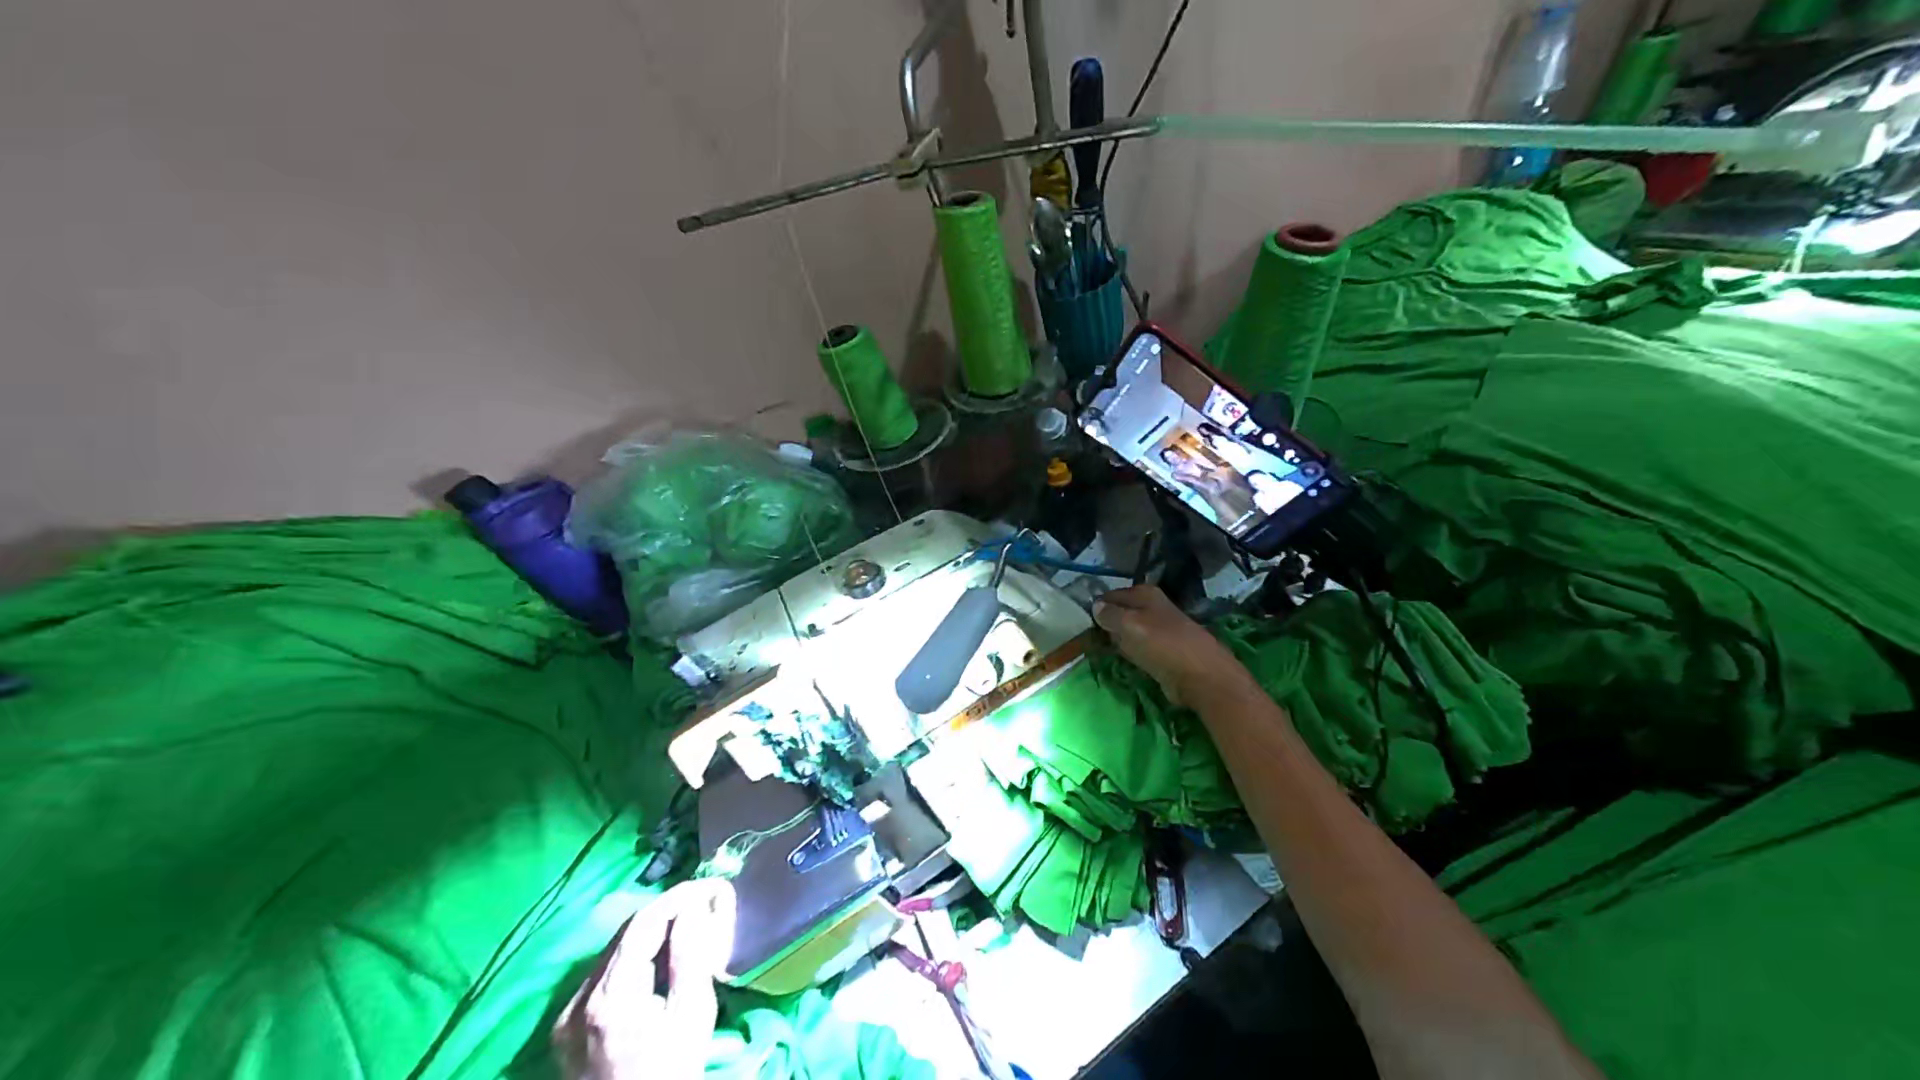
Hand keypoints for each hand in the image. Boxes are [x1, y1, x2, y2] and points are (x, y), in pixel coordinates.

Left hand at [553, 879, 736, 1079]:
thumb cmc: (671, 1077)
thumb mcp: (692, 1017)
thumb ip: (691, 956)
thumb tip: (696, 905)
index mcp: (611, 999)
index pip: (643, 925)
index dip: (677, 899)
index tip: (709, 886)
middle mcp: (578, 1001)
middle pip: (624, 935)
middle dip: (665, 912)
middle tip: (702, 901)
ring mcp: (566, 1017)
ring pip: (612, 952)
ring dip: (650, 933)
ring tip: (686, 924)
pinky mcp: (564, 1030)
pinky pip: (603, 975)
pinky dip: (633, 958)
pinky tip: (657, 959)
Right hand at [1092, 585, 1254, 707]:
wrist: (1200, 677)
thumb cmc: (1163, 644)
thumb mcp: (1130, 625)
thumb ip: (1109, 615)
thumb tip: (1095, 606)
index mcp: (1144, 594)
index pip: (1109, 596)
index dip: (1095, 607)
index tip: (1077, 622)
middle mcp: (1150, 609)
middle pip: (1118, 614)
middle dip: (1103, 625)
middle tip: (1082, 638)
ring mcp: (1155, 631)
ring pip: (1125, 633)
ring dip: (1113, 641)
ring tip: (1094, 650)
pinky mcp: (1159, 653)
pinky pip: (1135, 649)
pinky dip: (1126, 654)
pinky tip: (1115, 660)